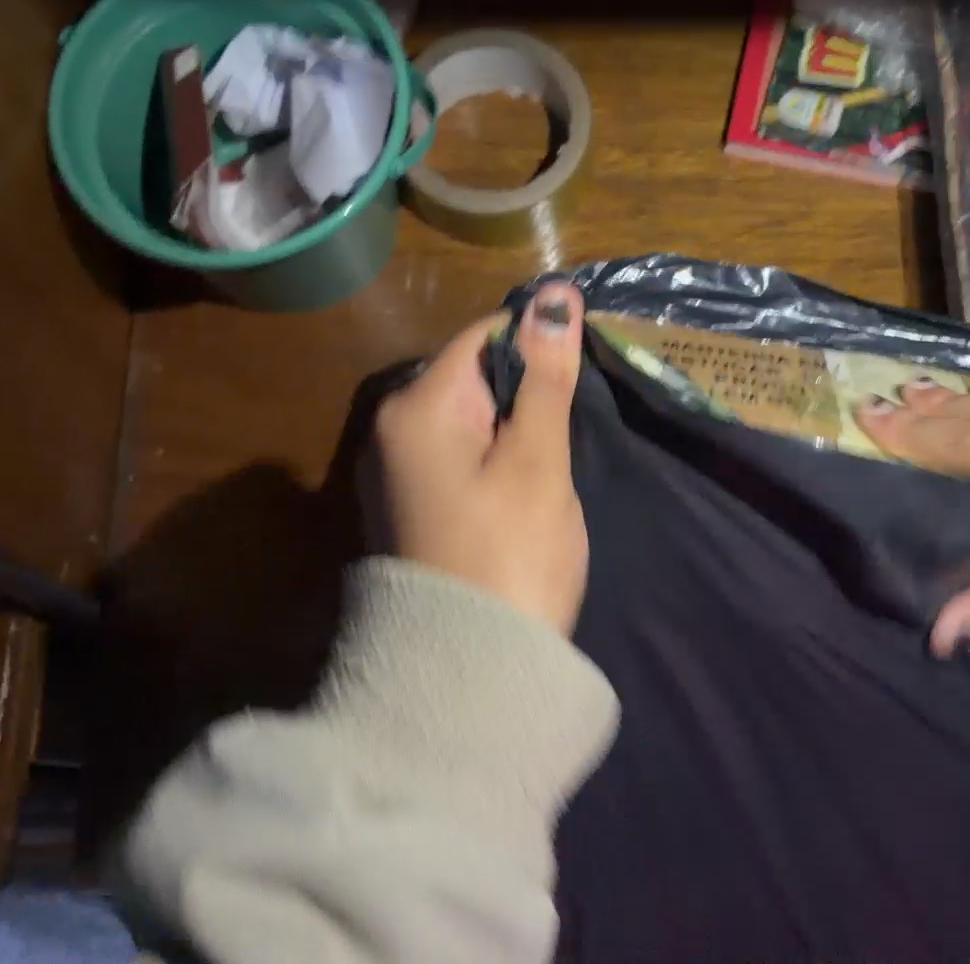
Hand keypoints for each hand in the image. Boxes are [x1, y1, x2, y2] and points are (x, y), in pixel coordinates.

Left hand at [374, 283, 588, 634]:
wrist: (468, 676)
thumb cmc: (511, 555)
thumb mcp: (538, 459)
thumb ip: (545, 375)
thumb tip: (554, 292)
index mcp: (415, 407)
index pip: (482, 338)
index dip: (536, 346)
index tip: (579, 378)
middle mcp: (389, 430)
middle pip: (471, 378)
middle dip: (525, 395)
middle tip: (567, 437)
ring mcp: (394, 473)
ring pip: (468, 422)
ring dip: (512, 432)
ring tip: (548, 471)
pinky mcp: (408, 508)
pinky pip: (457, 459)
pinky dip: (492, 463)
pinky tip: (518, 498)